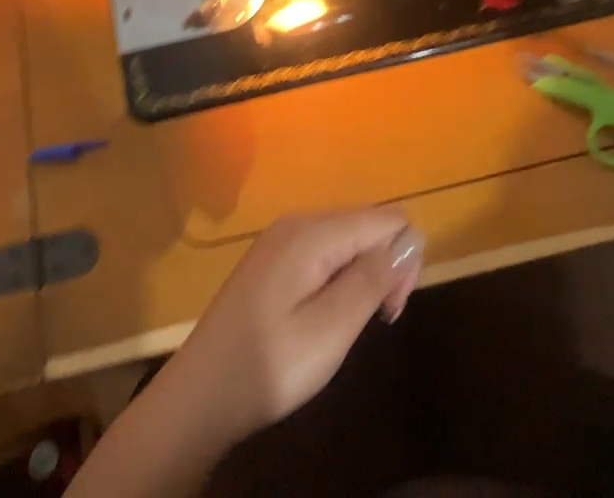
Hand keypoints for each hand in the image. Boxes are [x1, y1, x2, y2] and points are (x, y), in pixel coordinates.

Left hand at [153, 209, 423, 441]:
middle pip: (368, 224)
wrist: (201, 393)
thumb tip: (412, 238)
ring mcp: (280, 240)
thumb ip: (373, 278)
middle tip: (376, 320)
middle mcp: (296, 223)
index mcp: (311, 233)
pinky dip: (339, 278)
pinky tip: (327, 316)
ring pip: (348, 239)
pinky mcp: (272, 261)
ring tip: (349, 324)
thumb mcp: (331, 328)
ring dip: (365, 275)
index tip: (391, 309)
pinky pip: (325, 253)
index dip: (404, 261)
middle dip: (386, 266)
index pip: (387, 220)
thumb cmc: (270, 366)